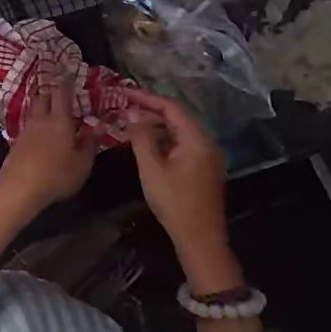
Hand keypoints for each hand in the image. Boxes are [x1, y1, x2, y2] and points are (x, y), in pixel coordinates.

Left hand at [0, 73, 95, 214]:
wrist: (18, 189)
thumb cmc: (56, 175)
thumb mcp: (82, 163)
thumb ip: (90, 143)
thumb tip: (100, 126)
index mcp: (60, 119)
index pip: (63, 92)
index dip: (67, 80)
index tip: (71, 72)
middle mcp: (41, 119)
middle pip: (45, 96)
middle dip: (53, 91)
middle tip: (63, 92)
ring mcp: (26, 130)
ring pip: (35, 109)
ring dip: (44, 106)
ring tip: (53, 111)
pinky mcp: (17, 142)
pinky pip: (29, 124)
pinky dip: (37, 122)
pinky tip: (42, 133)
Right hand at [122, 88, 236, 284]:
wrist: (200, 238)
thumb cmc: (174, 202)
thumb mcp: (151, 168)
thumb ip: (141, 137)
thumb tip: (132, 113)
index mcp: (197, 138)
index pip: (171, 107)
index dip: (145, 98)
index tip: (123, 93)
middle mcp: (206, 142)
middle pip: (177, 118)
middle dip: (150, 112)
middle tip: (123, 108)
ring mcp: (207, 156)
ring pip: (179, 133)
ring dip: (156, 128)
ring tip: (130, 126)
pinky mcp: (204, 169)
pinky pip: (182, 146)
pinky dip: (164, 142)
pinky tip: (146, 146)